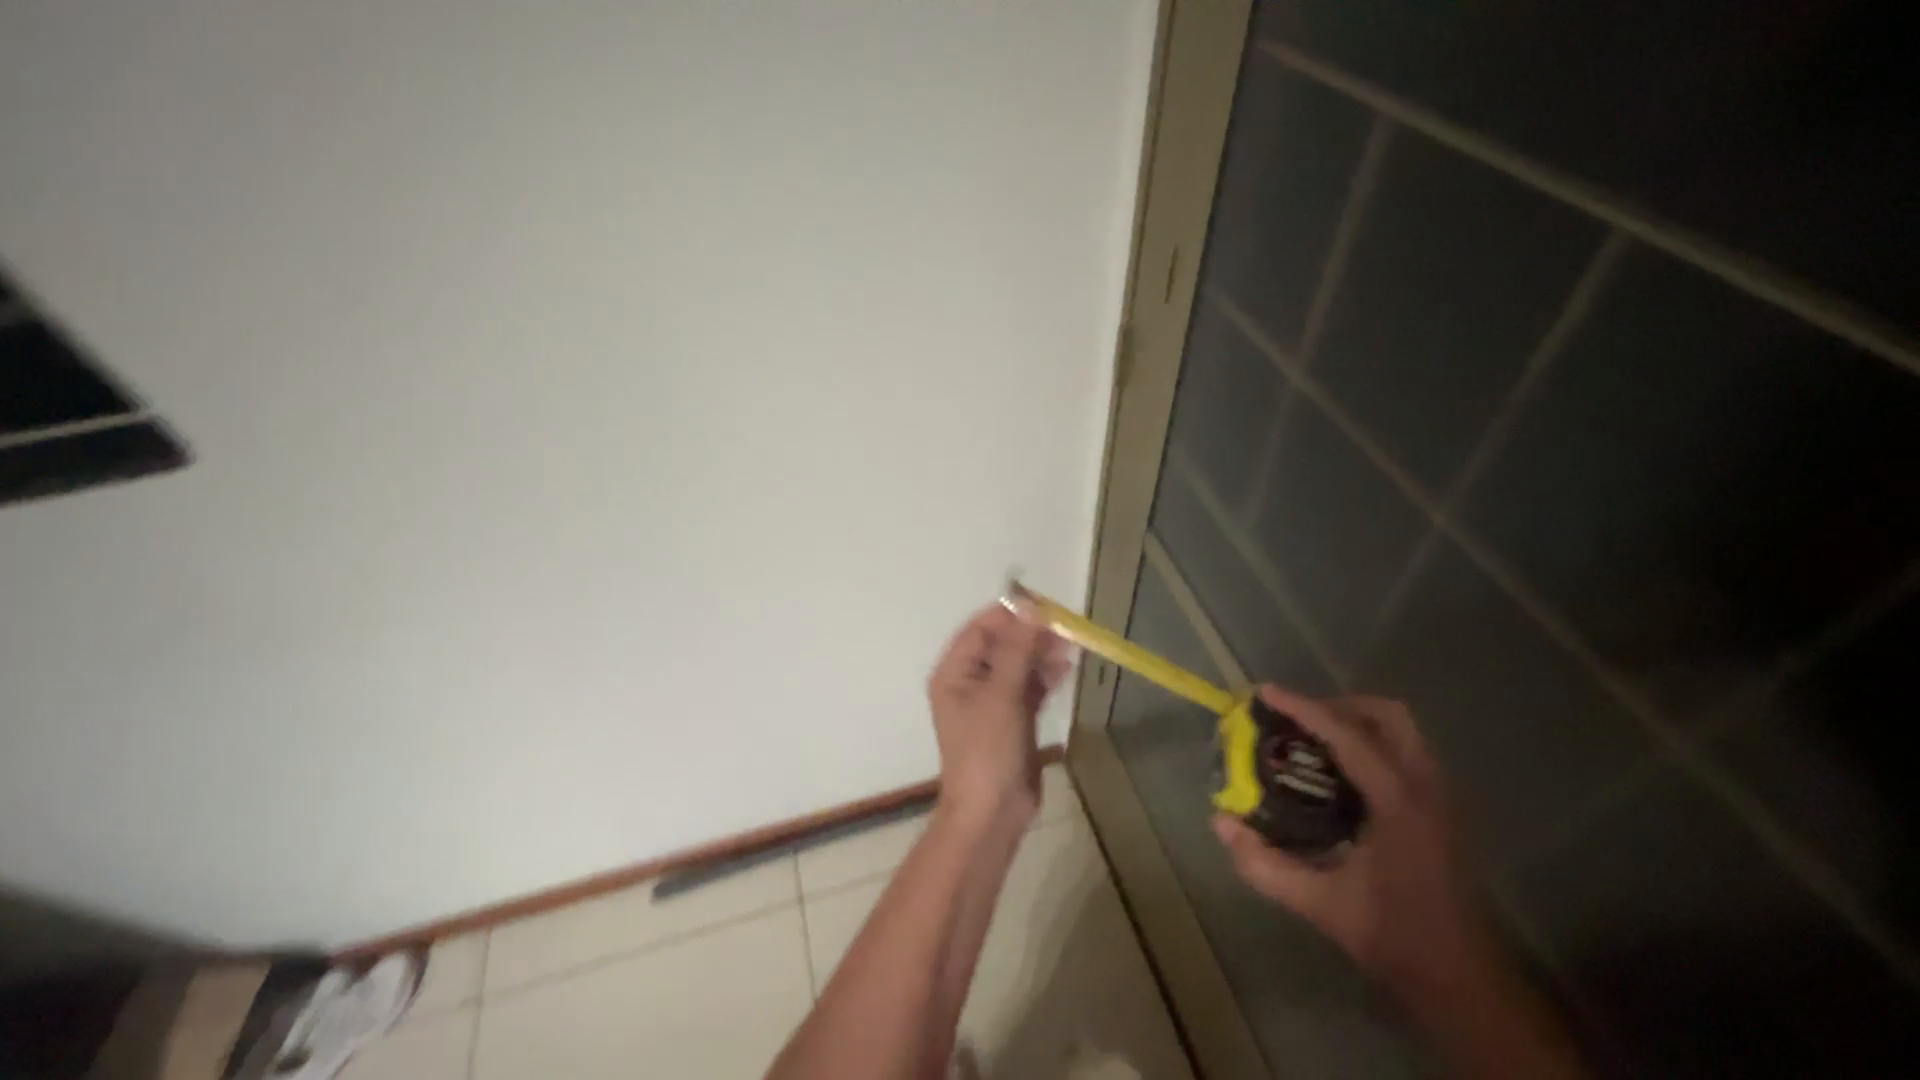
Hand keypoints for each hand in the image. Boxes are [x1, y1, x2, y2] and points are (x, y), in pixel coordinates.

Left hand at [926, 603, 1068, 822]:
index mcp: (954, 672)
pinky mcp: (1013, 719)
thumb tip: (1031, 606)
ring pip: (1018, 665)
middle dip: (1031, 635)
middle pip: (1002, 645)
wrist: (992, 811)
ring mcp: (992, 702)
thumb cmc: (988, 749)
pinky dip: (1045, 677)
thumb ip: (1018, 648)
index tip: (1045, 606)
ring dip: (1041, 655)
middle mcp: (970, 682)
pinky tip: (1065, 670)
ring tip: (1070, 649)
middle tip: (1065, 629)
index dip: (1011, 614)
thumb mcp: (1002, 693)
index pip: (981, 628)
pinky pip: (1029, 687)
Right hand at [1212, 686, 1497, 999]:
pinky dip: (1370, 745)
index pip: (1347, 735)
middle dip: (1337, 706)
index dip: (1303, 708)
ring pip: (1400, 732)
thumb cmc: (1394, 937)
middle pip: (1386, 715)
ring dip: (1355, 723)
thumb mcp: (1319, 903)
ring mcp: (1441, 797)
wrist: (1462, 977)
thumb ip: (1264, 864)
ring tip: (1309, 743)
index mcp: (1399, 802)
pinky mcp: (1441, 810)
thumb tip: (1221, 822)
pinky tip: (1337, 776)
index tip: (1264, 693)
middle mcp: (1426, 787)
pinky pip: (1405, 753)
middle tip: (1294, 721)